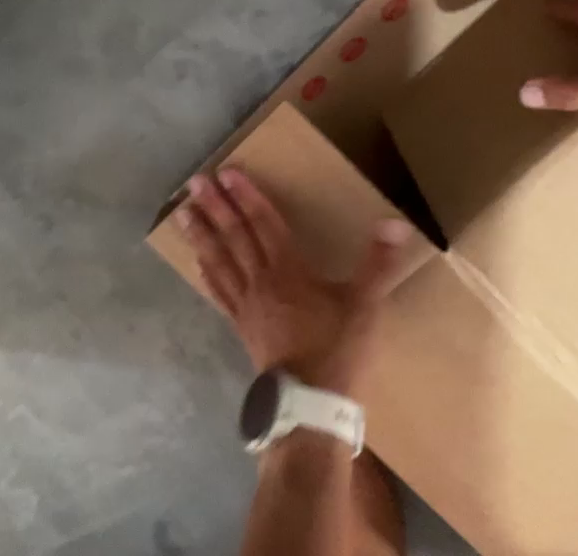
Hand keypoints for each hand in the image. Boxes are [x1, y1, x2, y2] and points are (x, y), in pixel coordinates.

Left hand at [179, 168, 409, 395]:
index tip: (226, 172)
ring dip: (201, 234)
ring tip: (182, 213)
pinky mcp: (242, 327)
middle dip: (216, 207)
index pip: (265, 223)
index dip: (247, 196)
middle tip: (194, 182)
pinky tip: (197, 263)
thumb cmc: (338, 350)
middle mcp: (262, 280)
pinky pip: (220, 293)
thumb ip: (378, 263)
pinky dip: (208, 273)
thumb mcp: (365, 305)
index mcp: (289, 270)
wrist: (309, 405)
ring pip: (220, 261)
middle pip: (235, 236)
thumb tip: (394, 223)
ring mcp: (247, 305)